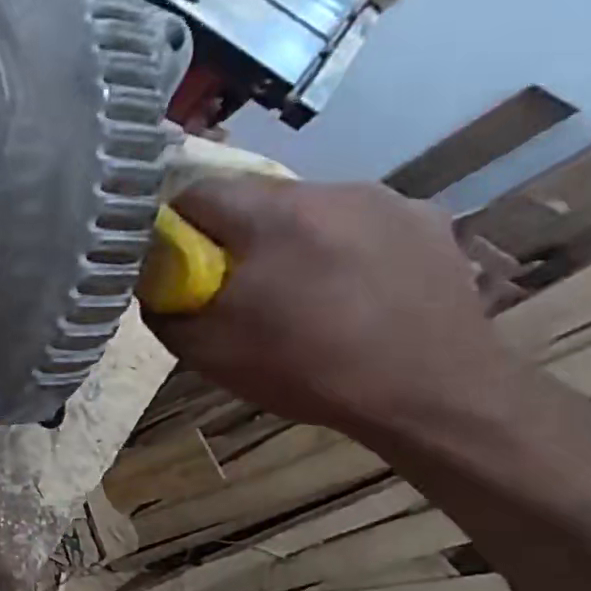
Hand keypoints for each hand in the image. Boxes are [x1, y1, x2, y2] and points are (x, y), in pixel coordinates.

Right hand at [143, 178, 524, 436]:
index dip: (176, 225)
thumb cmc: (306, 370)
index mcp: (272, 215)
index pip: (196, 191)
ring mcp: (388, 200)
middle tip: (233, 282)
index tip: (180, 264)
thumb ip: (163, 305)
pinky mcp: (429, 222)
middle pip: (253, 195)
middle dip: (232, 231)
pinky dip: (340, 244)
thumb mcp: (204, 349)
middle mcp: (331, 190)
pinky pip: (358, 221)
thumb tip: (154, 280)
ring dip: (288, 236)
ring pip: (308, 206)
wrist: (436, 400)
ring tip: (296, 289)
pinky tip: (348, 289)